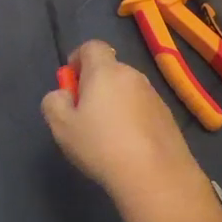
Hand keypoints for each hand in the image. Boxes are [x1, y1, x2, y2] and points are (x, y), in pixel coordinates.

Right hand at [41, 40, 200, 203]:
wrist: (155, 176)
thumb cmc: (100, 145)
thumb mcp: (61, 126)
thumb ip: (54, 102)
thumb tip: (63, 94)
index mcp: (105, 72)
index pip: (91, 46)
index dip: (77, 59)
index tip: (70, 83)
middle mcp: (132, 76)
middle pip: (109, 69)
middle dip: (94, 84)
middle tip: (83, 114)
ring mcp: (154, 96)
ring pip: (126, 90)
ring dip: (114, 102)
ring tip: (106, 135)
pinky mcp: (168, 116)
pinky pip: (142, 108)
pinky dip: (132, 118)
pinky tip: (127, 146)